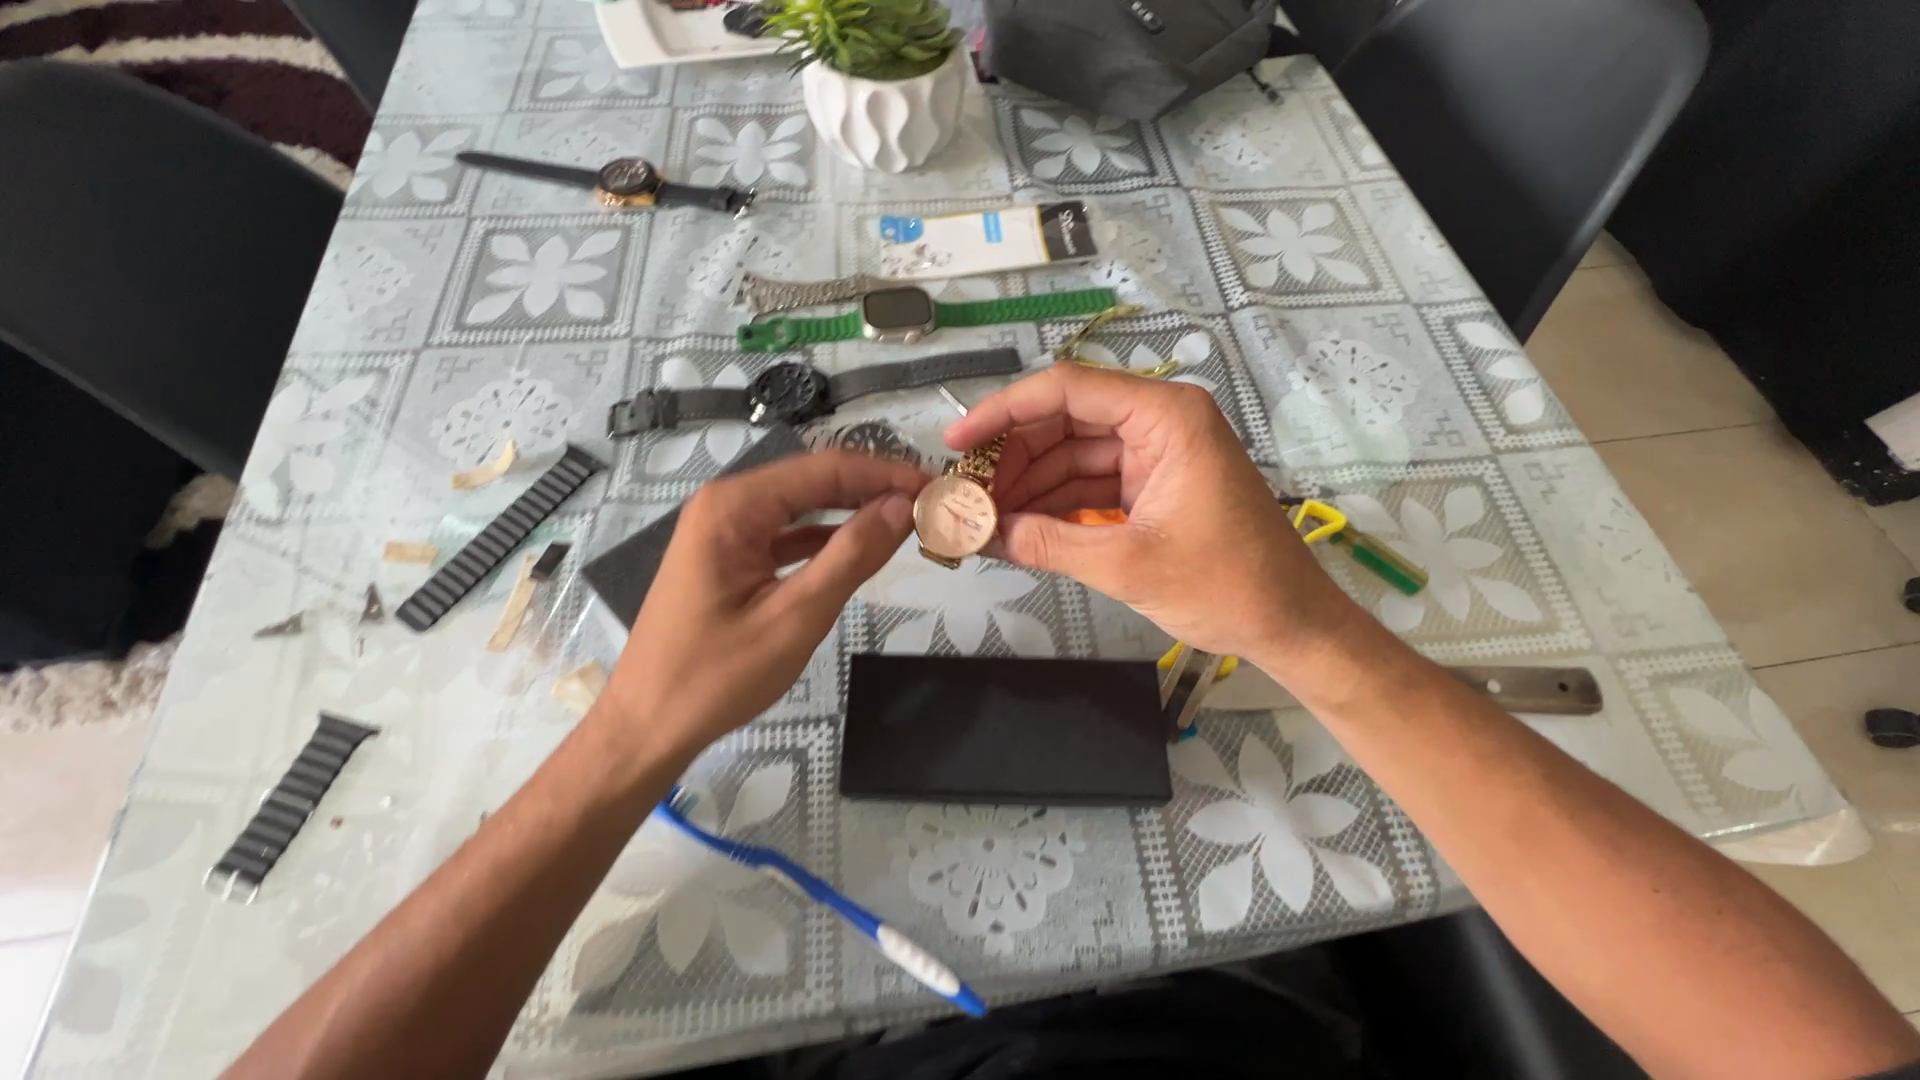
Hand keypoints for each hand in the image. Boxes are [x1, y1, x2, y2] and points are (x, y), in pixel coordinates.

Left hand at [599, 450, 924, 758]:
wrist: (647, 726)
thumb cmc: (716, 676)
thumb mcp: (795, 617)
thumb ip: (852, 557)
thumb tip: (904, 506)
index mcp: (734, 507)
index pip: (826, 470)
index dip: (886, 474)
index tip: (938, 486)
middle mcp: (726, 505)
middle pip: (813, 481)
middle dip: (874, 489)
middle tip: (931, 504)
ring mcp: (723, 531)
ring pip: (801, 506)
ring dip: (853, 511)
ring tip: (907, 520)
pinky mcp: (726, 558)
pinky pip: (785, 534)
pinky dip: (825, 538)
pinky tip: (860, 546)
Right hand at [946, 365, 1360, 665]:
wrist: (1289, 624)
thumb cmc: (1226, 586)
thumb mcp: (1127, 565)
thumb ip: (1048, 545)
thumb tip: (982, 535)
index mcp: (1166, 417)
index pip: (1067, 390)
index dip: (1003, 412)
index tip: (957, 442)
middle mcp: (1159, 422)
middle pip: (1064, 422)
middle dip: (1012, 459)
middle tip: (966, 494)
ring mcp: (1155, 455)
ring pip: (1072, 456)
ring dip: (1028, 486)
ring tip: (983, 517)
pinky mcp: (1152, 487)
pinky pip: (1089, 485)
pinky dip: (1054, 506)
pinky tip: (1019, 528)